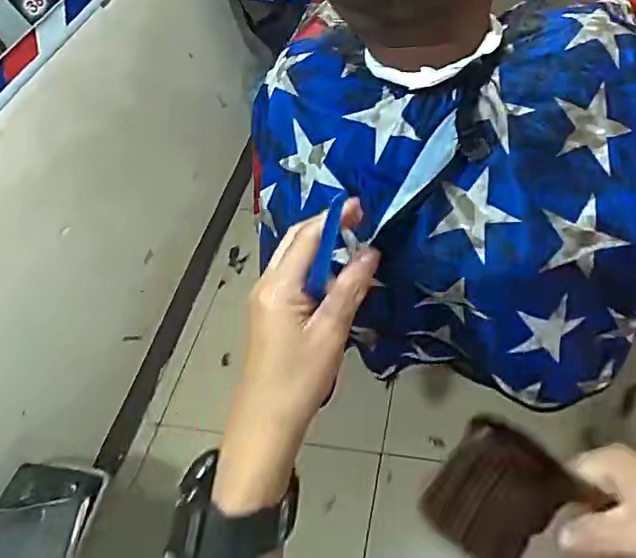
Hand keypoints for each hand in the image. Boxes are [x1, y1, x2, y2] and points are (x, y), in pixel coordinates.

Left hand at [213, 198, 378, 513]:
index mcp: (278, 286)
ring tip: (356, 241)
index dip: (336, 217)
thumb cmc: (298, 380)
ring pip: (295, 256)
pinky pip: (294, 273)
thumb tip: (371, 251)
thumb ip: (350, 287)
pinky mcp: (270, 312)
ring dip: (322, 243)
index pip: (308, 236)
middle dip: (328, 224)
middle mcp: (266, 285)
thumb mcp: (331, 331)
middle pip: (296, 239)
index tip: (365, 206)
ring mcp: (265, 299)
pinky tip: (338, 272)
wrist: (264, 428)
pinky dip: (316, 263)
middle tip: (362, 219)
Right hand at [555, 447, 635, 557]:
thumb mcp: (623, 533)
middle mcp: (621, 460)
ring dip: (591, 519)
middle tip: (562, 539)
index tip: (544, 523)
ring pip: (601, 498)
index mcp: (610, 457)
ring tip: (581, 542)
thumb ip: (586, 531)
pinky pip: (617, 507)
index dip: (555, 498)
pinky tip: (608, 542)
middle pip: (584, 486)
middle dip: (573, 511)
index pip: (568, 470)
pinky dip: (609, 522)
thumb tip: (557, 533)